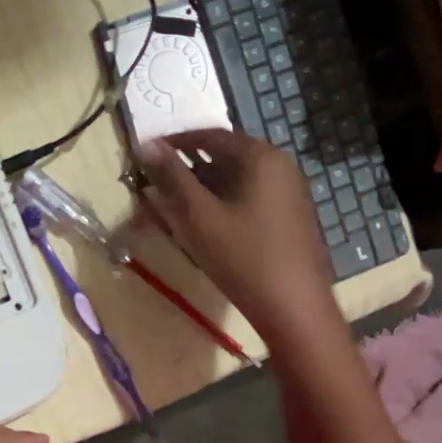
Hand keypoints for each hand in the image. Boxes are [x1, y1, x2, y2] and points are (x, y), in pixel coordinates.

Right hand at [136, 129, 343, 336]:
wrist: (295, 306)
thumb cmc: (244, 259)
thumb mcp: (201, 218)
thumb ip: (173, 179)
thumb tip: (146, 146)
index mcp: (261, 157)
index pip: (210, 136)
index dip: (175, 143)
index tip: (146, 154)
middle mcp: (281, 165)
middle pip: (226, 156)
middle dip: (190, 168)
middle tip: (157, 185)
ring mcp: (290, 191)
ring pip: (238, 179)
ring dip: (206, 189)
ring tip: (177, 208)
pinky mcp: (291, 216)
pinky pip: (251, 197)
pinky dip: (225, 203)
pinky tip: (208, 226)